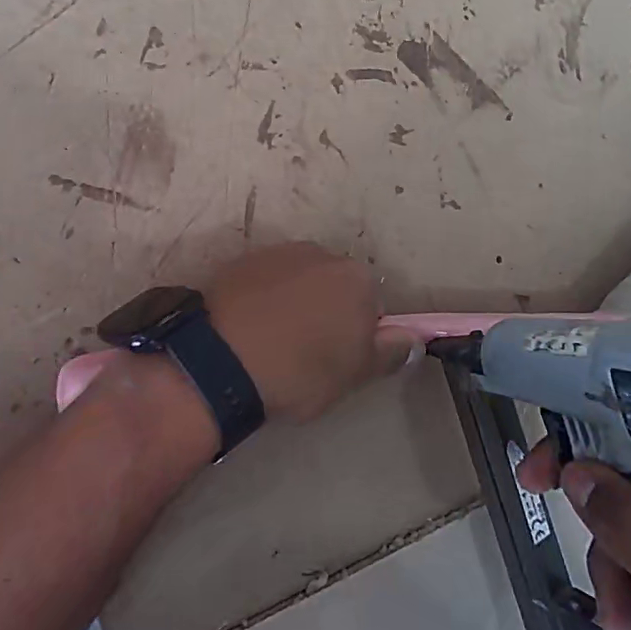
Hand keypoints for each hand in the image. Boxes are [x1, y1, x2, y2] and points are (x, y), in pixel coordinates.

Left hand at [203, 242, 420, 423]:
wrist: (218, 361)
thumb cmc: (299, 371)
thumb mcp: (355, 375)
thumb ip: (389, 353)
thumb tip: (412, 339)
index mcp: (357, 278)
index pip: (371, 306)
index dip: (357, 337)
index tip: (338, 361)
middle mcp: (321, 254)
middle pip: (334, 288)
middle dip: (327, 314)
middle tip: (306, 355)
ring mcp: (277, 254)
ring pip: (299, 283)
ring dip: (294, 305)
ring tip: (272, 345)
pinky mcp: (240, 262)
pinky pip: (265, 284)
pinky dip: (263, 302)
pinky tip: (248, 332)